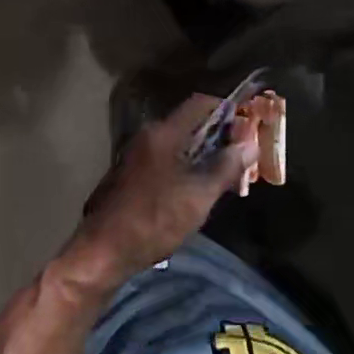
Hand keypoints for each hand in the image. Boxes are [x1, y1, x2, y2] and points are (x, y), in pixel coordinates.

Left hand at [56, 94, 256, 294]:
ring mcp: (137, 154)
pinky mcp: (132, 173)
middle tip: (242, 154)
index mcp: (163, 132)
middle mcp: (148, 135)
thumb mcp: (198, 196)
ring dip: (203, 153)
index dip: (225, 108)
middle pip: (189, 123)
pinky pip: (167, 158)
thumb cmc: (154, 218)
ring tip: (226, 174)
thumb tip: (249, 143)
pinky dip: (186, 165)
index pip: (199, 103)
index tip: (247, 122)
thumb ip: (225, 167)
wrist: (104, 250)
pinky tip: (198, 188)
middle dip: (218, 135)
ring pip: (178, 143)